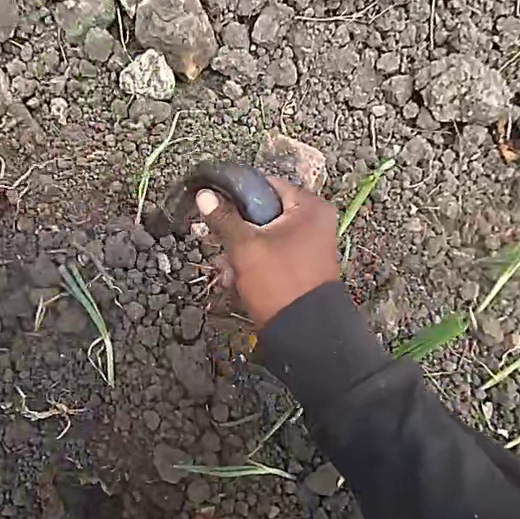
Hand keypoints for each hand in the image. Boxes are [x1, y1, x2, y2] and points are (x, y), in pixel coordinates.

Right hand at [197, 177, 341, 327]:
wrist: (304, 333)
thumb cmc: (280, 283)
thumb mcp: (246, 247)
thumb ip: (224, 219)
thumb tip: (205, 196)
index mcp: (310, 208)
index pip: (267, 185)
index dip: (238, 194)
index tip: (216, 207)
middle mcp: (314, 223)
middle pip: (263, 213)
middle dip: (236, 233)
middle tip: (219, 246)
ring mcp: (308, 246)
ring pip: (263, 237)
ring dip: (240, 253)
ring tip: (227, 271)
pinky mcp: (299, 267)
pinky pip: (271, 256)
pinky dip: (253, 266)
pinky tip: (236, 281)